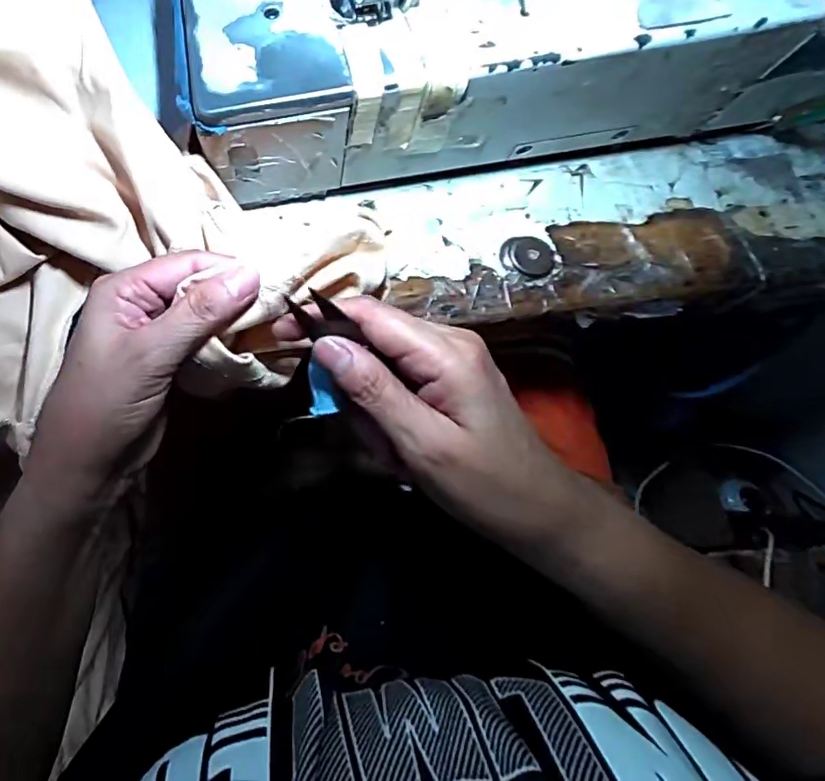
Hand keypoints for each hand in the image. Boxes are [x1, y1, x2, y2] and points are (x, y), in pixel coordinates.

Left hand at [26, 253, 259, 515]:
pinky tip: (248, 343)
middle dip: (234, 293)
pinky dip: (226, 339)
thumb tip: (250, 272)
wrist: (86, 469)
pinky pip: (204, 337)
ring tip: (269, 323)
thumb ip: (200, 312)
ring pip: (205, 312)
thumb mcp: (151, 353)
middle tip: (274, 306)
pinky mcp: (169, 357)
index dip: (228, 269)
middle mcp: (140, 302)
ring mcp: (156, 331)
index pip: (187, 263)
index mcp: (125, 288)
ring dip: (233, 318)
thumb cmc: (105, 403)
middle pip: (198, 284)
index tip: (270, 282)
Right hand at [281, 298, 611, 554]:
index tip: (281, 332)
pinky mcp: (448, 374)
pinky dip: (386, 411)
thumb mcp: (422, 444)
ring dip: (371, 407)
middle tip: (366, 436)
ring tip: (393, 453)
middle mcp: (447, 339)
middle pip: (372, 335)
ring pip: (381, 361)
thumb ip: (372, 390)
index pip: (369, 314)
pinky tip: (401, 447)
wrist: (543, 511)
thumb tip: (324, 343)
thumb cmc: (486, 485)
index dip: (321, 317)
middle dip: (353, 384)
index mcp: (444, 349)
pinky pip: (398, 378)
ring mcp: (450, 356)